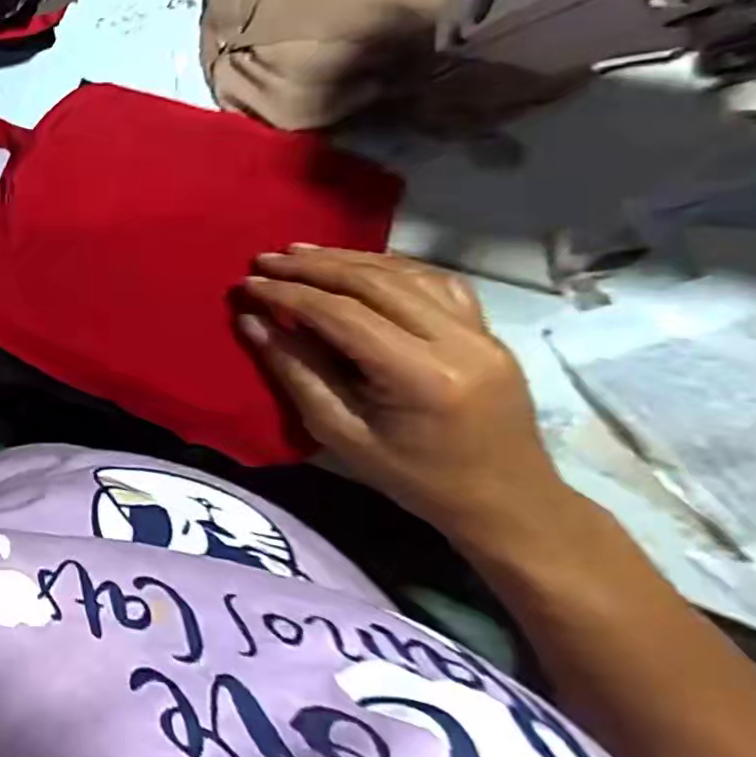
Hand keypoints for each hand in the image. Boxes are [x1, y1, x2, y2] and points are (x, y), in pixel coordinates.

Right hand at [236, 246, 568, 539]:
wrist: (508, 503)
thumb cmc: (414, 478)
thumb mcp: (339, 432)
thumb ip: (295, 370)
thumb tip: (251, 321)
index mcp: (421, 375)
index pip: (341, 314)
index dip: (288, 294)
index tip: (247, 284)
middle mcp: (458, 342)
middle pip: (373, 283)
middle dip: (311, 267)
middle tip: (264, 260)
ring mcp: (480, 332)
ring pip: (403, 273)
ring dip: (346, 259)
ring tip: (299, 253)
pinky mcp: (487, 330)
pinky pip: (434, 281)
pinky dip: (387, 266)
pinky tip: (357, 265)